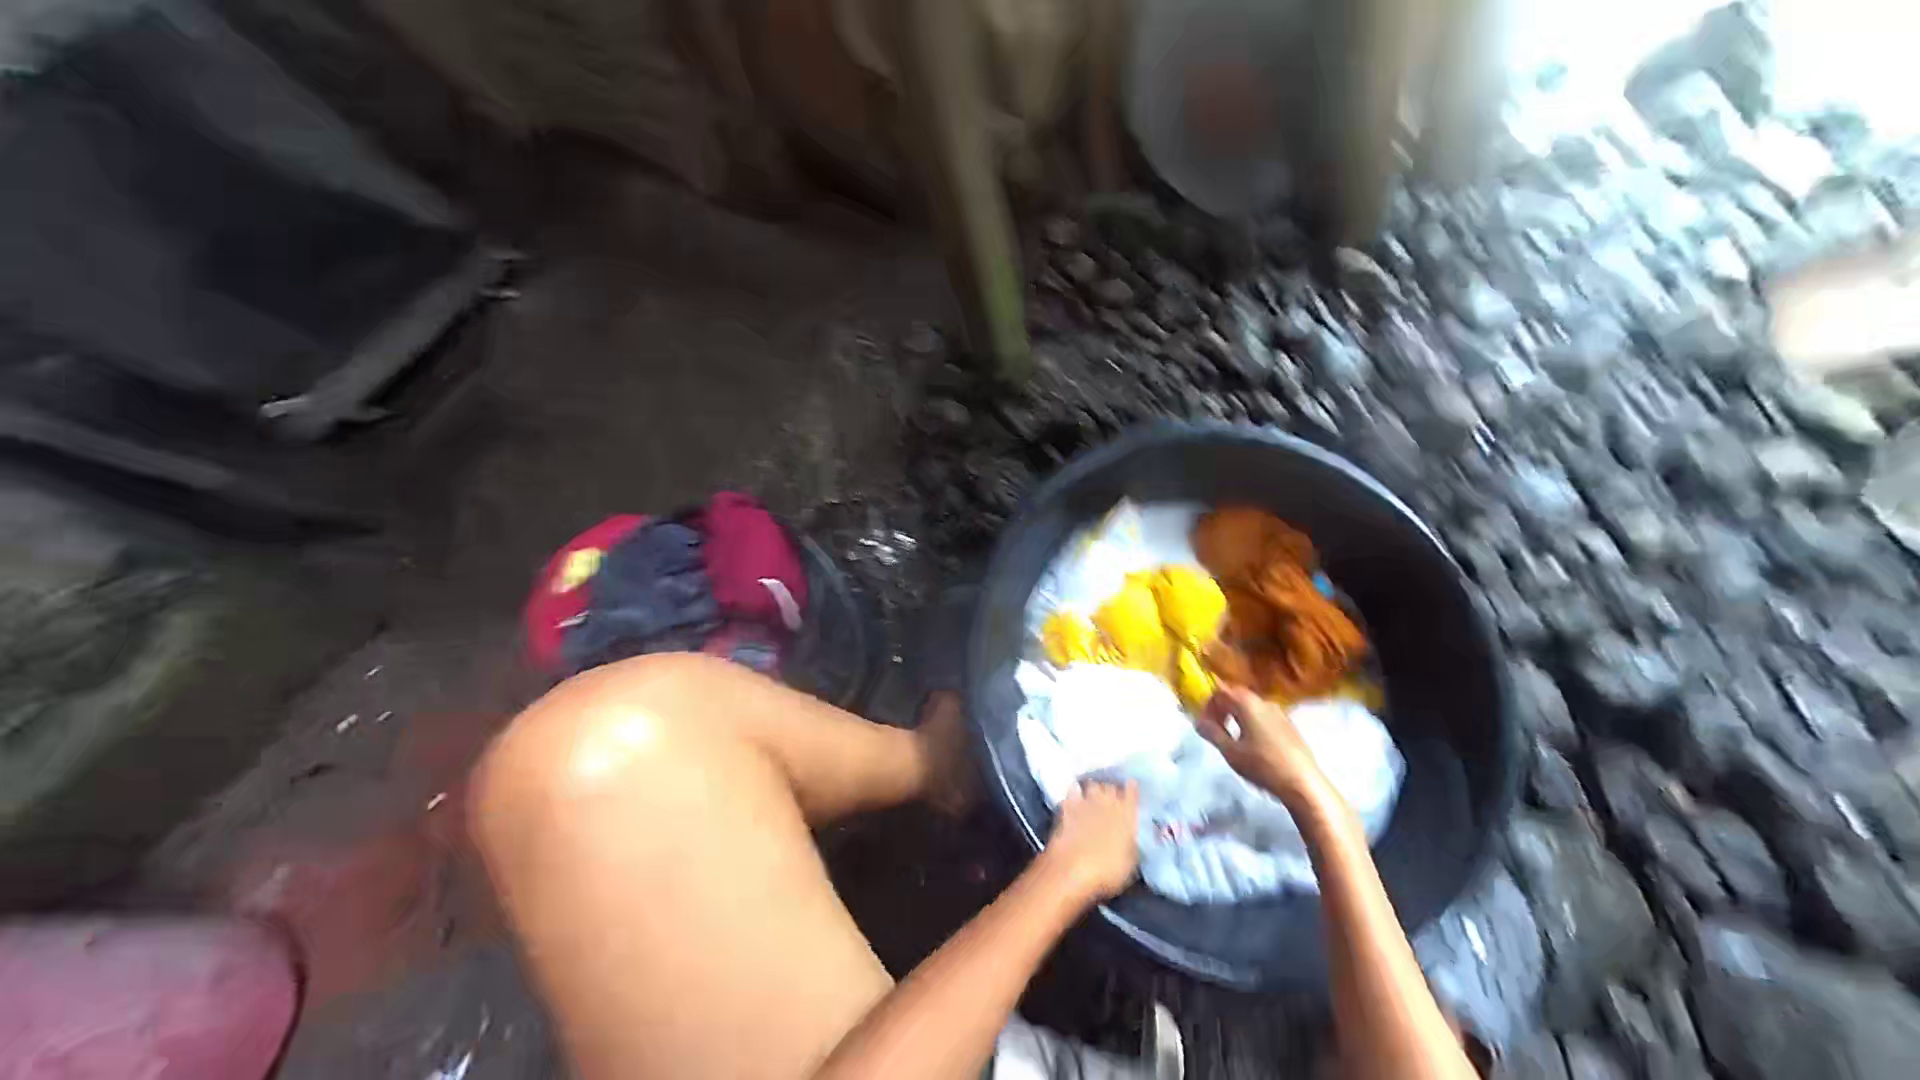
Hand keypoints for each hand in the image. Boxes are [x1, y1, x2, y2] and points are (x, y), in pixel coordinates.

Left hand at [1040, 781, 1140, 902]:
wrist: (1072, 869)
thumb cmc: (1107, 872)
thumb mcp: (1130, 862)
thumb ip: (1130, 843)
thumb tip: (1129, 839)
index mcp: (1127, 816)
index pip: (1131, 793)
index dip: (1131, 789)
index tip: (1131, 786)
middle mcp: (1107, 804)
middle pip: (1111, 786)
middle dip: (1111, 790)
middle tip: (1111, 796)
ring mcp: (1086, 803)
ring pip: (1092, 785)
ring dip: (1093, 789)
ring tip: (1093, 794)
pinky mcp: (1067, 807)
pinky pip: (1072, 792)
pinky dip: (1074, 793)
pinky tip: (1074, 797)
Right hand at [1197, 684, 1333, 809]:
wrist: (1304, 784)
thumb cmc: (1263, 765)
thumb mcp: (1230, 752)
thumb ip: (1212, 733)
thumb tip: (1198, 721)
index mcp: (1248, 704)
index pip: (1221, 691)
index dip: (1208, 705)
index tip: (1204, 723)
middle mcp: (1264, 702)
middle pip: (1237, 696)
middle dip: (1222, 709)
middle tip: (1214, 730)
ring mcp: (1280, 713)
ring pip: (1251, 707)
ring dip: (1236, 717)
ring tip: (1232, 738)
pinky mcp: (1290, 726)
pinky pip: (1264, 717)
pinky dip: (1252, 723)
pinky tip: (1252, 745)